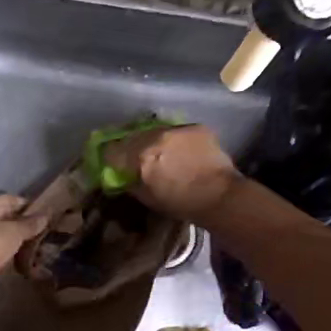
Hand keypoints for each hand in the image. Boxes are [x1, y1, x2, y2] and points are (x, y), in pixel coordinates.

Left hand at [0, 195, 48, 291]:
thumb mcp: (15, 231)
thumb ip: (30, 224)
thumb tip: (45, 216)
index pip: (10, 199)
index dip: (27, 204)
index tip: (43, 212)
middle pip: (6, 217)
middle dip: (23, 223)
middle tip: (43, 229)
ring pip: (3, 234)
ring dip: (18, 238)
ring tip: (37, 243)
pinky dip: (11, 251)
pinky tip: (24, 256)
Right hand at [104, 124, 244, 221]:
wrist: (220, 196)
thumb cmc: (180, 203)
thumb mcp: (147, 198)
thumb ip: (130, 183)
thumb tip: (122, 176)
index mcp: (140, 157)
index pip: (113, 150)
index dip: (110, 157)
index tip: (113, 162)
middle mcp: (155, 137)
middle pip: (133, 136)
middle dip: (132, 146)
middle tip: (137, 157)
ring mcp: (176, 130)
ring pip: (155, 131)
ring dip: (154, 141)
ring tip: (161, 152)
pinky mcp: (195, 127)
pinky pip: (177, 131)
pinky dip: (176, 140)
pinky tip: (182, 151)